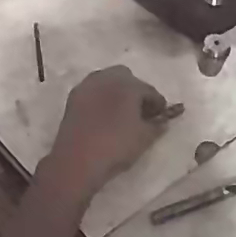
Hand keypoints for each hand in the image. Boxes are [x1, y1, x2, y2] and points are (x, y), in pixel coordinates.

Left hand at [46, 65, 170, 192]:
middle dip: (136, 91)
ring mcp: (88, 86)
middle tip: (140, 112)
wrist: (78, 159)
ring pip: (107, 80)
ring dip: (117, 92)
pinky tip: (103, 116)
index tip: (160, 117)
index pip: (150, 91)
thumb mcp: (145, 138)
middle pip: (127, 78)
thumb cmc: (117, 146)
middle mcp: (108, 78)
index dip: (158, 105)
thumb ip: (157, 126)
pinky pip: (93, 91)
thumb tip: (162, 121)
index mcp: (129, 85)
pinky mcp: (73, 97)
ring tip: (121, 113)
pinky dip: (101, 98)